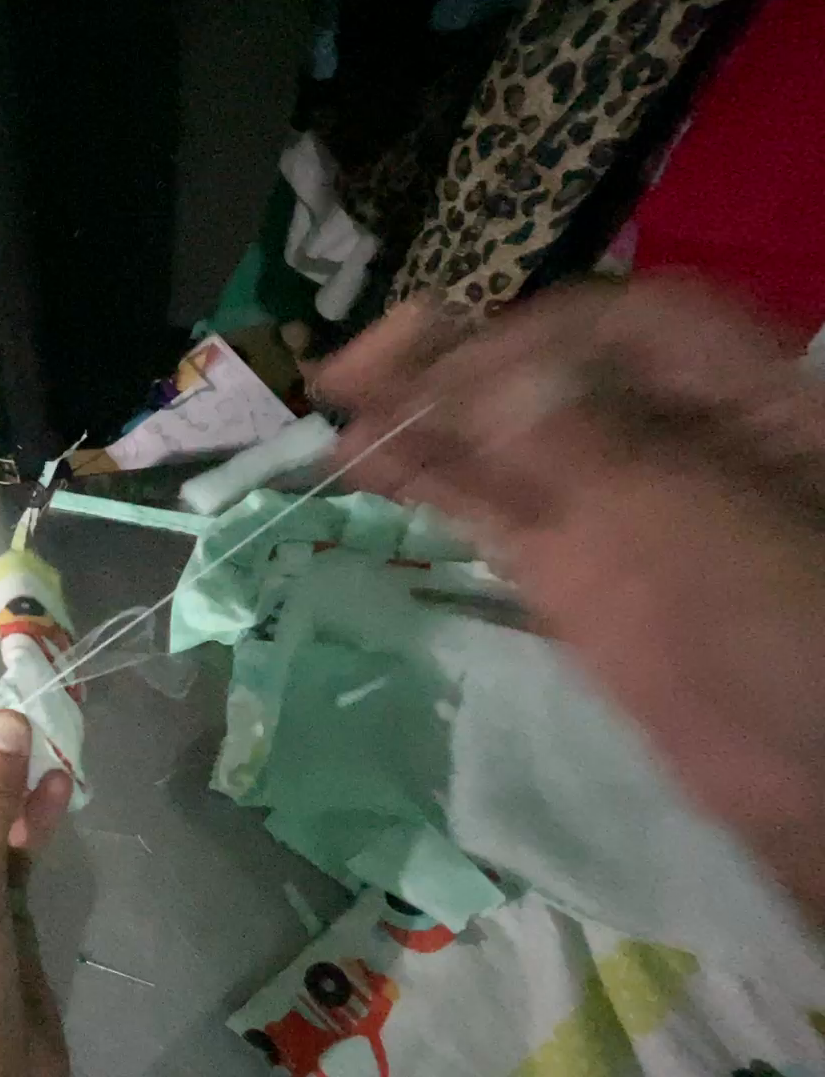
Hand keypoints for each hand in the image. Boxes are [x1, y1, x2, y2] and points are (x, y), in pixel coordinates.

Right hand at [315, 279, 824, 917]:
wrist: (813, 776)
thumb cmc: (791, 639)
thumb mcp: (697, 530)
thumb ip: (593, 450)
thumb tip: (486, 378)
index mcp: (734, 404)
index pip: (616, 329)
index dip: (519, 338)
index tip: (436, 378)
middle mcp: (657, 436)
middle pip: (537, 376)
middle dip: (439, 369)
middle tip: (341, 374)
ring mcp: (597, 498)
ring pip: (489, 440)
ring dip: (409, 423)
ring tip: (330, 414)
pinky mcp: (551, 554)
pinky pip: (475, 502)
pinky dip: (416, 480)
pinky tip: (358, 466)